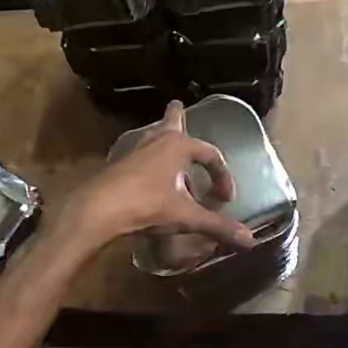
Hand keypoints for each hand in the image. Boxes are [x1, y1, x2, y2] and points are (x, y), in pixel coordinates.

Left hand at [59, 102, 257, 252]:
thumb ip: (217, 226)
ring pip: (153, 138)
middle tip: (178, 107)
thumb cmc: (147, 206)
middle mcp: (156, 141)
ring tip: (168, 140)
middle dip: (177, 117)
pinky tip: (151, 175)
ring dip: (163, 139)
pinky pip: (141, 156)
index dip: (222, 175)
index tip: (225, 198)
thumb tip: (249, 241)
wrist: (98, 211)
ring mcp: (134, 152)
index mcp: (178, 146)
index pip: (210, 154)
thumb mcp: (186, 217)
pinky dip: (151, 159)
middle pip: (171, 123)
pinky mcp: (118, 166)